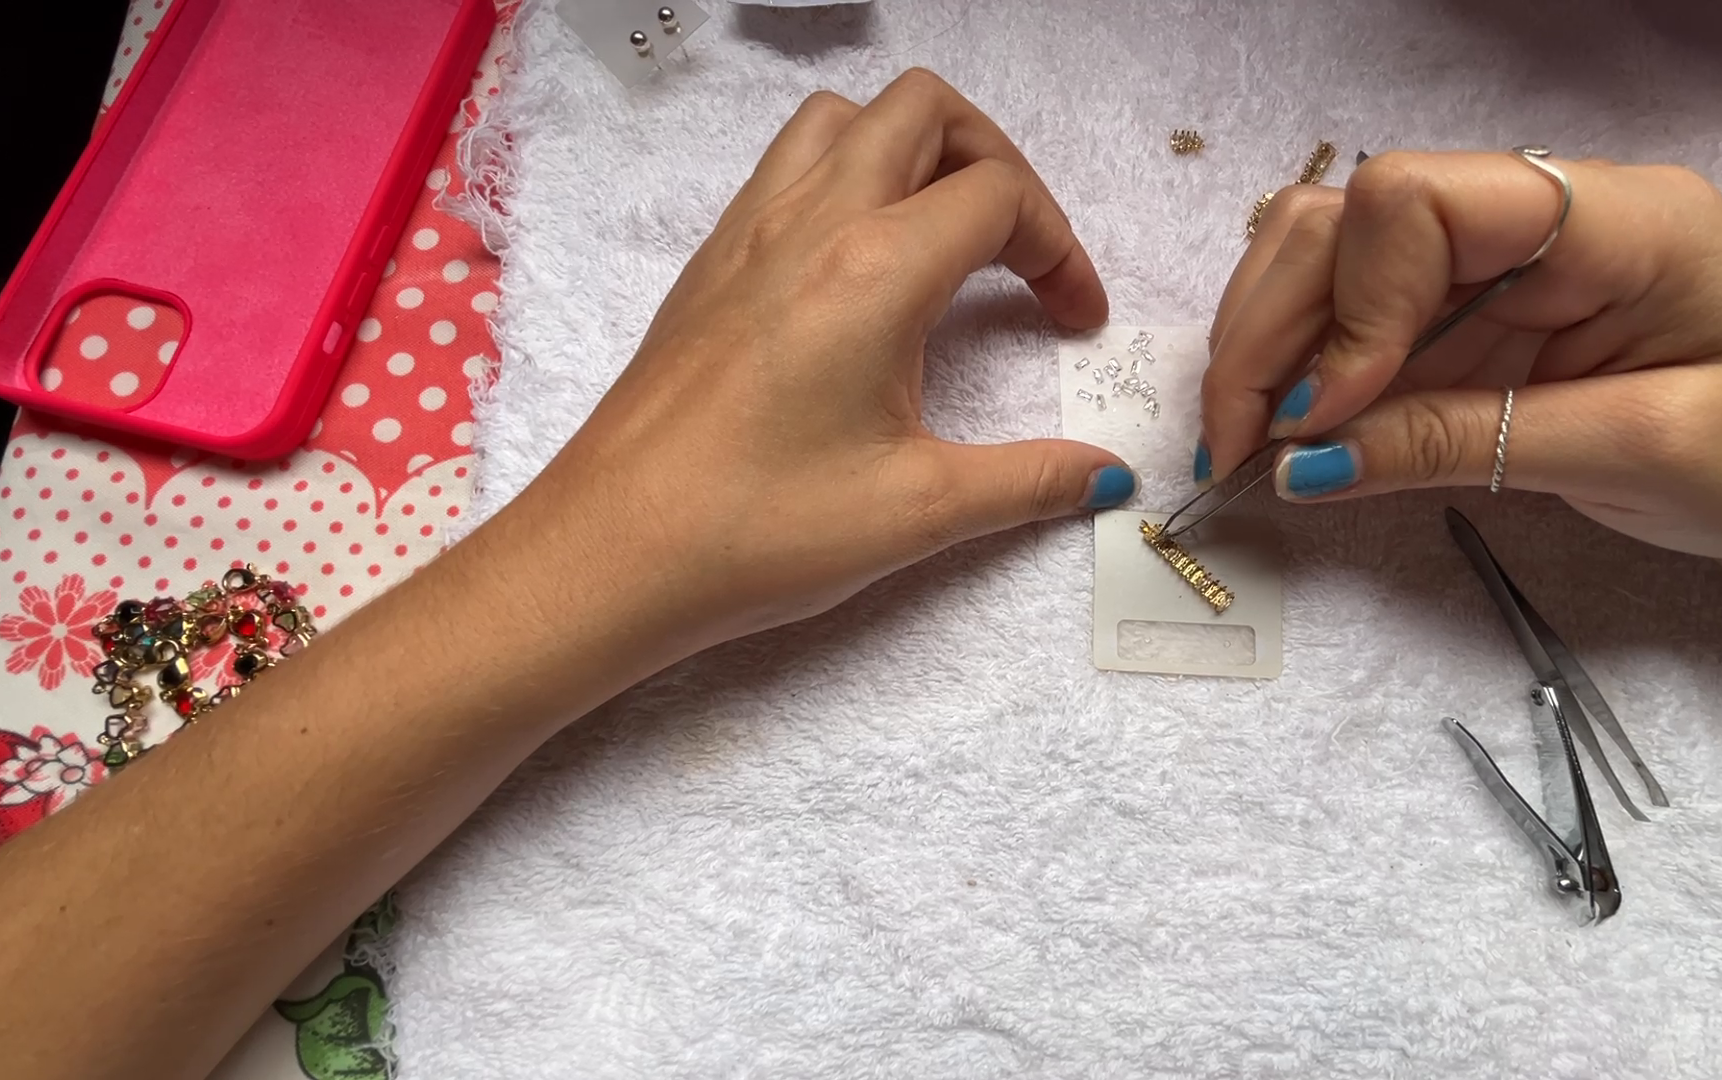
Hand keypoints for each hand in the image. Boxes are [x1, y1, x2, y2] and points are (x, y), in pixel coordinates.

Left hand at [528, 69, 1133, 669]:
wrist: (613, 554)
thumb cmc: (763, 530)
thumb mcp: (919, 510)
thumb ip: (1029, 481)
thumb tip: (1108, 474)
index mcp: (873, 270)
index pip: (998, 197)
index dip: (1061, 250)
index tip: (1076, 322)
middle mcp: (809, 222)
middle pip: (926, 113)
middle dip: (999, 166)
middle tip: (1020, 253)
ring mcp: (746, 233)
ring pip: (847, 123)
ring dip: (916, 155)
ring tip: (944, 239)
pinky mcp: (710, 265)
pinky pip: (789, 170)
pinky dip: (849, 181)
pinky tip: (860, 270)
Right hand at [1199, 151, 1721, 581]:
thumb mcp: (1627, 455)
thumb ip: (1456, 444)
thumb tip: (1299, 466)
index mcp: (1603, 217)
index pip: (1410, 203)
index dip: (1345, 307)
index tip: (1321, 416)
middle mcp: (1515, 219)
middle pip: (1327, 227)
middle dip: (1261, 339)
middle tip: (1232, 444)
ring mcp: (1462, 269)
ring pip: (1302, 263)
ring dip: (1251, 352)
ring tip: (1240, 439)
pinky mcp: (1428, 321)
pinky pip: (1319, 323)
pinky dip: (1274, 375)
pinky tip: (1267, 427)